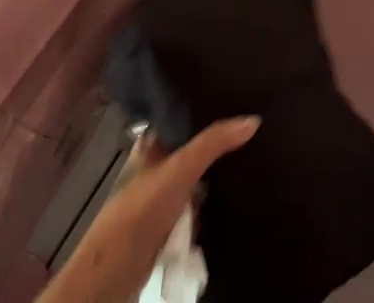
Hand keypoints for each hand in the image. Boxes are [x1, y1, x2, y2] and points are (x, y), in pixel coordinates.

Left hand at [38, 116, 259, 302]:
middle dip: (219, 149)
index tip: (239, 106)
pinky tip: (238, 201)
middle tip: (254, 138)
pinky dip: (214, 208)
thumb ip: (213, 142)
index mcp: (151, 145)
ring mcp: (163, 198)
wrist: (119, 266)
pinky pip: (199, 210)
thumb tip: (253, 120)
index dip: (207, 113)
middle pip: (195, 152)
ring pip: (199, 182)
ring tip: (253, 167)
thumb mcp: (181, 167)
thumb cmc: (144, 207)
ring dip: (218, 181)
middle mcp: (156, 168)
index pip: (182, 119)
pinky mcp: (170, 225)